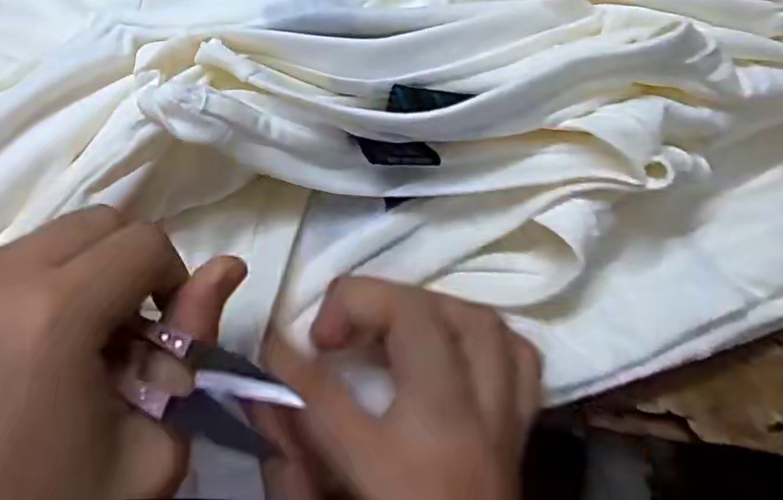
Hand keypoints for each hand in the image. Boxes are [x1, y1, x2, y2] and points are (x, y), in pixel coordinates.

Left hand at [0, 207, 246, 499]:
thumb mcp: (145, 451)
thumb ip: (191, 348)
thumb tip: (227, 268)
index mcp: (51, 311)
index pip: (143, 241)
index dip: (172, 279)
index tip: (167, 336)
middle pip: (98, 222)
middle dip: (130, 266)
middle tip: (129, 339)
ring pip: (56, 234)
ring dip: (86, 272)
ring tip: (80, 346)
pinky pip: (13, 255)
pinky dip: (43, 281)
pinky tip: (35, 347)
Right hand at [257, 278, 541, 499]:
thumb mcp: (331, 497)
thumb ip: (289, 443)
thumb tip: (263, 382)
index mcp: (408, 461)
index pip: (328, 389)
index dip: (285, 359)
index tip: (272, 352)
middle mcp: (466, 428)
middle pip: (418, 317)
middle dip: (364, 302)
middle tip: (332, 336)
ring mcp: (502, 429)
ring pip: (478, 324)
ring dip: (424, 308)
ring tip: (384, 328)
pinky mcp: (520, 436)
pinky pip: (519, 360)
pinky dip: (477, 337)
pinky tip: (441, 347)